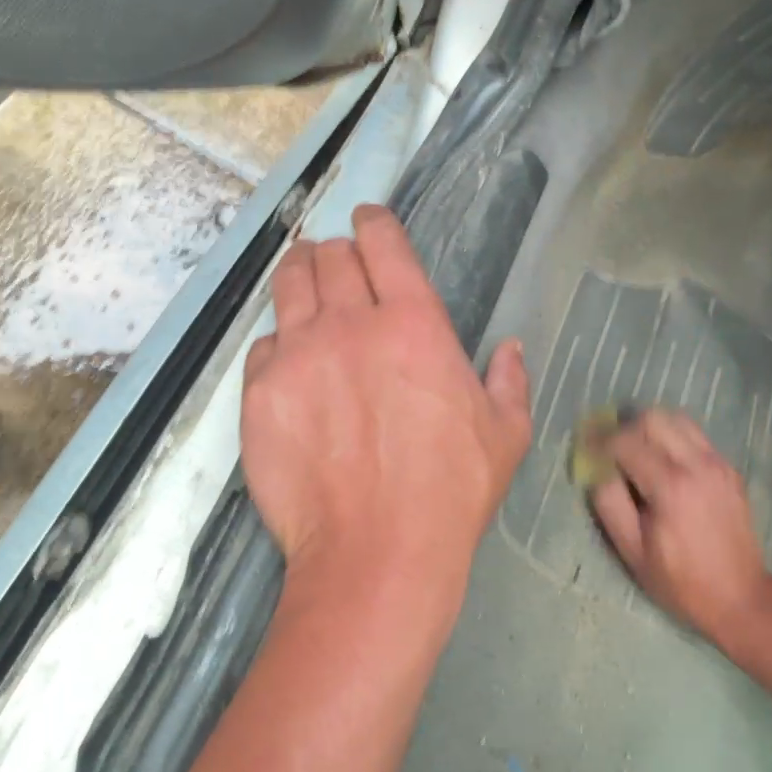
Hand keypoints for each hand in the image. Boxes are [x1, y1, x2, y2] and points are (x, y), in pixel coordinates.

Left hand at [239, 204, 531, 599]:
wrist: (377, 553)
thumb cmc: (451, 490)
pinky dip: (278, 344)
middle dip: (335, 250)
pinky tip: (288, 360)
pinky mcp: (260, 393)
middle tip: (335, 259)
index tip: (367, 219)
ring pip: (289, 286)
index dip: (373, 222)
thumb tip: (510, 348)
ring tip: (302, 279)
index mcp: (415, 323)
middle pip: (331, 257)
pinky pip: (263, 346)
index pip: (384, 244)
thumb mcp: (505, 433)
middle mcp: (352, 323)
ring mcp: (299, 355)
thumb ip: (509, 380)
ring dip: (299, 275)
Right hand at [589, 409, 771, 645]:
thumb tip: (595, 468)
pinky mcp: (729, 468)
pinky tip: (666, 466)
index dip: (600, 440)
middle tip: (613, 449)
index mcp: (670, 486)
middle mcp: (697, 464)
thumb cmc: (680, 581)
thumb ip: (610, 503)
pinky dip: (674, 439)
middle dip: (626, 428)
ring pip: (677, 419)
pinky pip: (696, 436)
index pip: (626, 441)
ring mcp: (718, 462)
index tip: (586, 447)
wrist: (741, 596)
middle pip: (653, 417)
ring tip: (639, 453)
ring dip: (652, 428)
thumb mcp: (632, 551)